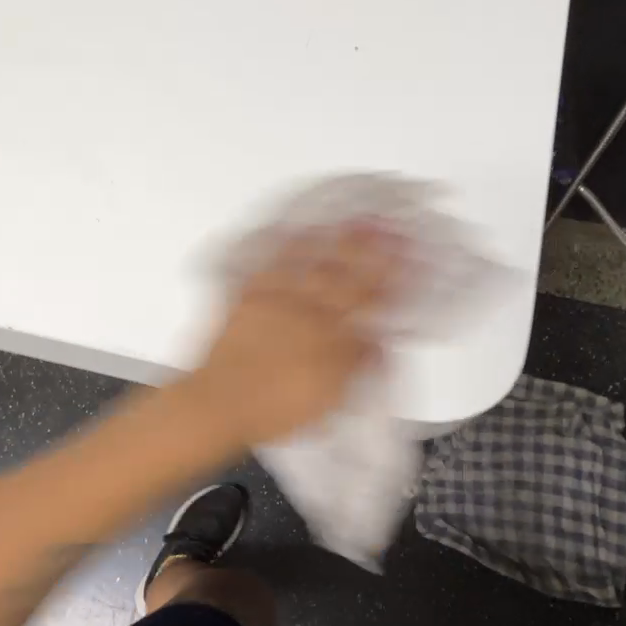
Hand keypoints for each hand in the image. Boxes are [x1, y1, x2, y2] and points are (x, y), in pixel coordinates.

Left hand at [182, 220, 402, 446]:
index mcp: (327, 336)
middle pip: (342, 271)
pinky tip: (294, 227)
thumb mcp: (328, 398)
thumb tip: (378, 343)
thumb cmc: (270, 409)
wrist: (216, 405)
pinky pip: (266, 262)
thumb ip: (355, 365)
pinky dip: (283, 242)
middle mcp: (302, 310)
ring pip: (309, 260)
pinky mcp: (243, 298)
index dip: (392, 275)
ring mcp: (271, 300)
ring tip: (352, 216)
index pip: (368, 298)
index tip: (409, 255)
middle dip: (369, 246)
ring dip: (333, 236)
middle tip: (388, 223)